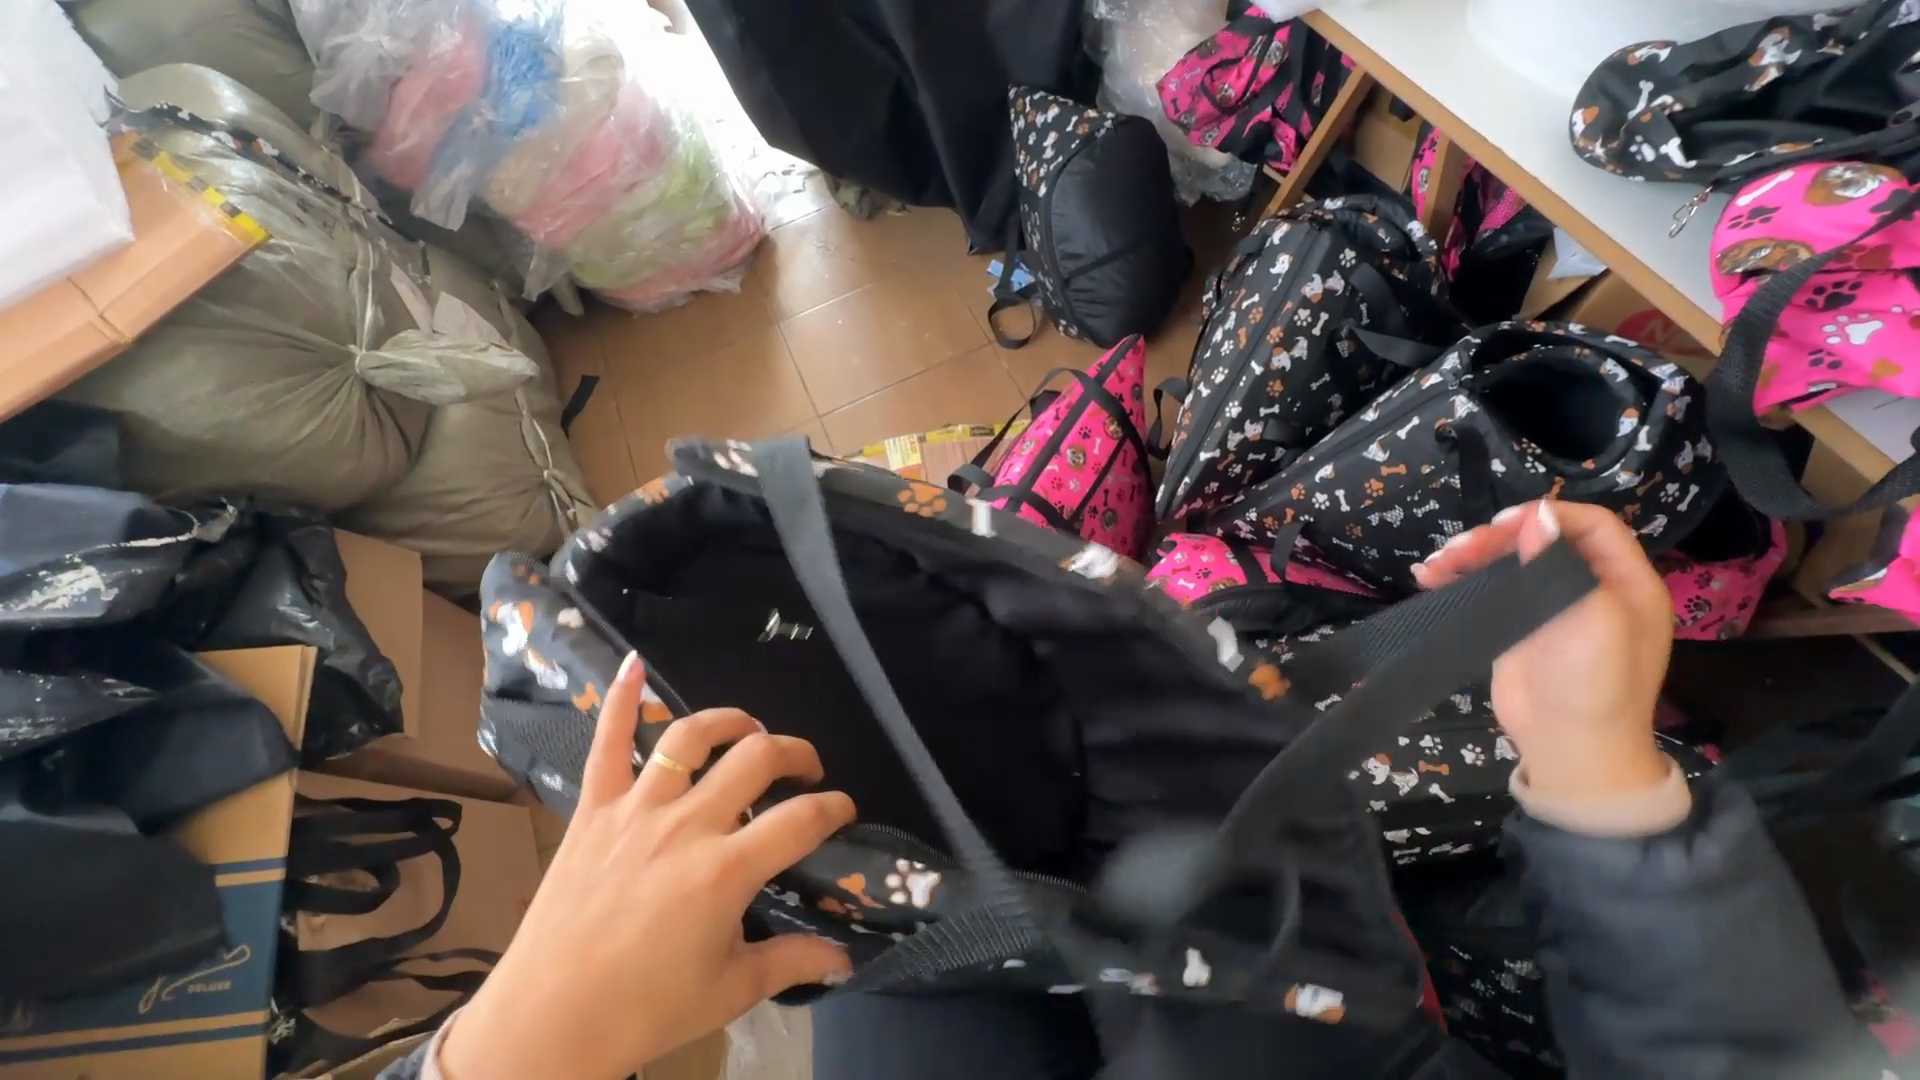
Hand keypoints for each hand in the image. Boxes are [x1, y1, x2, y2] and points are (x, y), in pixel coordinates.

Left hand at [439, 654, 855, 1079]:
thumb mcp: (729, 990)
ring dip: (730, 721)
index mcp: (725, 871)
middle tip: (806, 768)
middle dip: (795, 753)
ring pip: (690, 737)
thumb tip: (848, 958)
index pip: (802, 819)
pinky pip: (607, 743)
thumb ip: (793, 960)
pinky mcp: (593, 810)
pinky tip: (633, 663)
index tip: (844, 810)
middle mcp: (686, 826)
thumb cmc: (643, 1010)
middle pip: (756, 759)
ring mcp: (636, 810)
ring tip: (749, 729)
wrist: (545, 1025)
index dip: (834, 808)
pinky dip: (620, 700)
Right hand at [1412, 500, 1673, 800]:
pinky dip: (1458, 579)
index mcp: (1623, 582)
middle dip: (1495, 538)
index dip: (1550, 516)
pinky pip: (1487, 589)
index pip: (1591, 526)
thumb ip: (1562, 566)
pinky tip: (1429, 577)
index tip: (1504, 524)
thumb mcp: (1591, 618)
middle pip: (1540, 541)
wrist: (1570, 745)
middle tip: (1457, 549)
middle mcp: (1587, 588)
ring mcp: (1548, 607)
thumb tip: (1536, 516)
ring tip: (1434, 564)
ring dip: (1470, 556)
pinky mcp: (1514, 625)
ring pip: (1508, 562)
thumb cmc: (1594, 681)